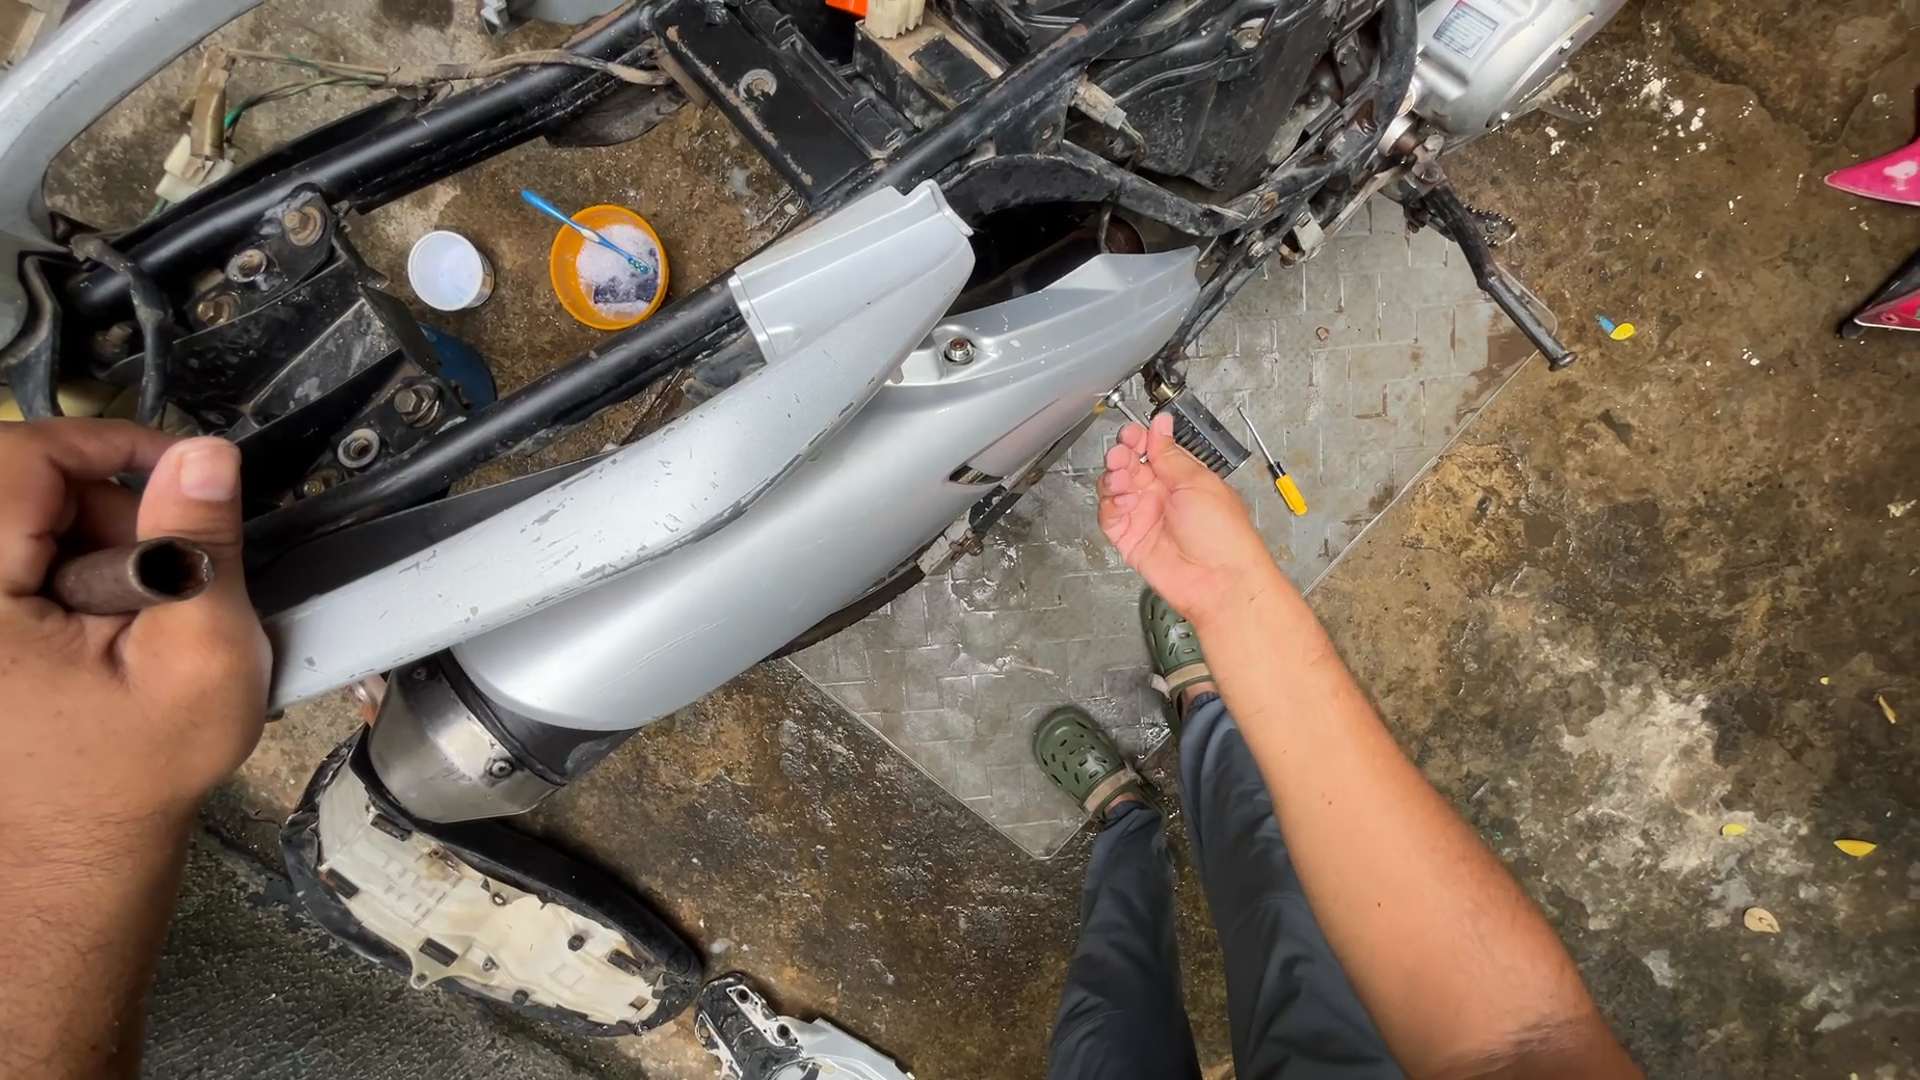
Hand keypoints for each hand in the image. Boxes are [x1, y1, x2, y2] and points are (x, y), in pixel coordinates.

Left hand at [0, 420, 268, 835]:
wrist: (74, 838)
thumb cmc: (142, 760)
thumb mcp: (201, 651)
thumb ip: (201, 548)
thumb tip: (206, 457)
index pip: (13, 457)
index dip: (111, 443)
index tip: (190, 470)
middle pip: (15, 489)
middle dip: (109, 513)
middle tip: (166, 579)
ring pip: (14, 522)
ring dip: (90, 545)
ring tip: (133, 615)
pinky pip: (11, 558)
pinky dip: (64, 571)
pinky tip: (97, 622)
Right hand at [1096, 412, 1280, 625]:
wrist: (1218, 579)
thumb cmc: (1223, 535)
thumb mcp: (1197, 481)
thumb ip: (1169, 455)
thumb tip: (1160, 426)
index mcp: (1181, 478)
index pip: (1151, 450)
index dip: (1138, 439)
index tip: (1132, 433)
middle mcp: (1161, 496)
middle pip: (1129, 467)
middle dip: (1121, 456)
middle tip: (1120, 454)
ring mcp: (1145, 517)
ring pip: (1115, 489)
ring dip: (1113, 478)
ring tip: (1120, 478)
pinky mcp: (1130, 539)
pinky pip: (1109, 516)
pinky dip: (1110, 505)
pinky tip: (1122, 501)